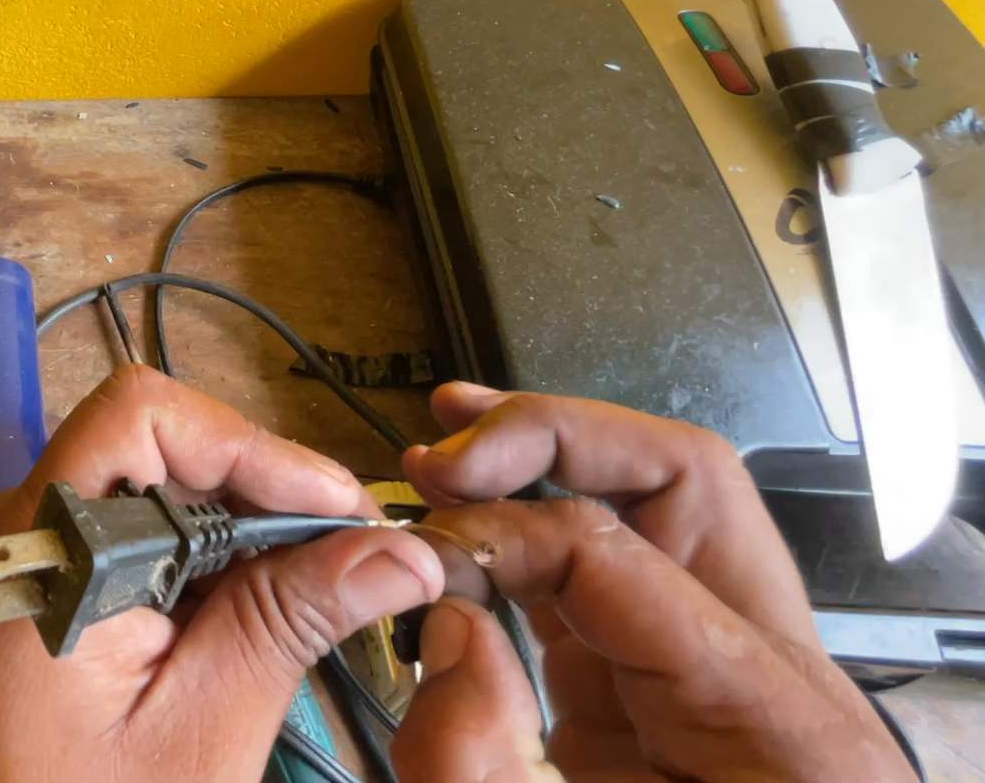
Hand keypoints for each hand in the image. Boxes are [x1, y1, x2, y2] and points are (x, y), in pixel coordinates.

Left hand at [0, 365, 442, 781]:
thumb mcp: (197, 734)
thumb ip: (284, 623)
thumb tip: (398, 553)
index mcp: (45, 544)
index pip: (139, 417)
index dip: (245, 443)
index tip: (338, 506)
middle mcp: (25, 518)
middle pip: (151, 439)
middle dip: (258, 481)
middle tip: (349, 545)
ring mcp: (32, 541)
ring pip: (150, 477)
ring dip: (239, 516)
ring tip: (314, 574)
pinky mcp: (48, 569)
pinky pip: (133, 521)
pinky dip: (202, 546)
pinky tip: (249, 594)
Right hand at [391, 383, 915, 781]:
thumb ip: (472, 757)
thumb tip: (446, 618)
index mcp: (772, 726)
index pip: (609, 549)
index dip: (492, 532)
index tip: (415, 556)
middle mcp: (769, 666)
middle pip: (681, 475)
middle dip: (543, 440)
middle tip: (445, 460)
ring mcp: (718, 653)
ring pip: (649, 486)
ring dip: (537, 445)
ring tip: (444, 438)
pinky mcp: (661, 659)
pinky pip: (603, 542)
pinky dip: (529, 497)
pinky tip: (464, 486)